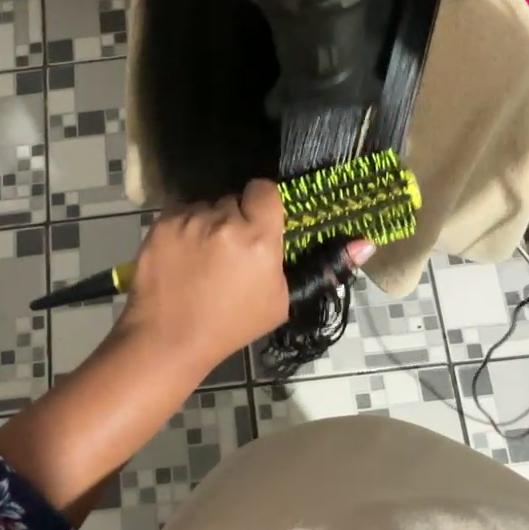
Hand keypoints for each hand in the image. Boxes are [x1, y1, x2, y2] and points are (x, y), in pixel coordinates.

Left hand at [117, 180, 333, 368]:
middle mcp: (223, 219)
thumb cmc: (232, 325)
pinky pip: (181, 216)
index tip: (261, 225)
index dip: (263, 205)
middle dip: (236, 219)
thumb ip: (323, 267)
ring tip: (204, 260)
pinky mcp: (161, 224)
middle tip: (232, 253)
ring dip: (208, 225)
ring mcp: (188, 220)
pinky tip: (183, 260)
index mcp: (258, 236)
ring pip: (206, 207)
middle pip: (234, 200)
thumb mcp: (282, 300)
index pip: (265, 190)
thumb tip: (367, 243)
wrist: (169, 339)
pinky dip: (184, 231)